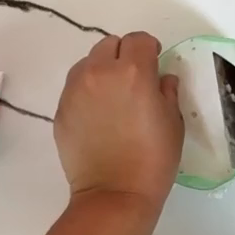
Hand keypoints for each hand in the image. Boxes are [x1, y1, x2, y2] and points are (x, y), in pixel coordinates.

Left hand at [53, 32, 183, 209]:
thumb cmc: (153, 160)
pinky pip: (75, 88)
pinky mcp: (61, 109)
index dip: (148, 49)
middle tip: (133, 81)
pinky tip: (98, 118)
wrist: (114, 194)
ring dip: (102, 71)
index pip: (139, 40)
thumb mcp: (173, 123)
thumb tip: (161, 79)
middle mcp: (100, 73)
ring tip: (112, 99)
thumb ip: (167, 92)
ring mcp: (75, 90)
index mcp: (133, 72)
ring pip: (88, 64)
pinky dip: (87, 93)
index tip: (153, 64)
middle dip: (123, 56)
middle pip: (109, 45)